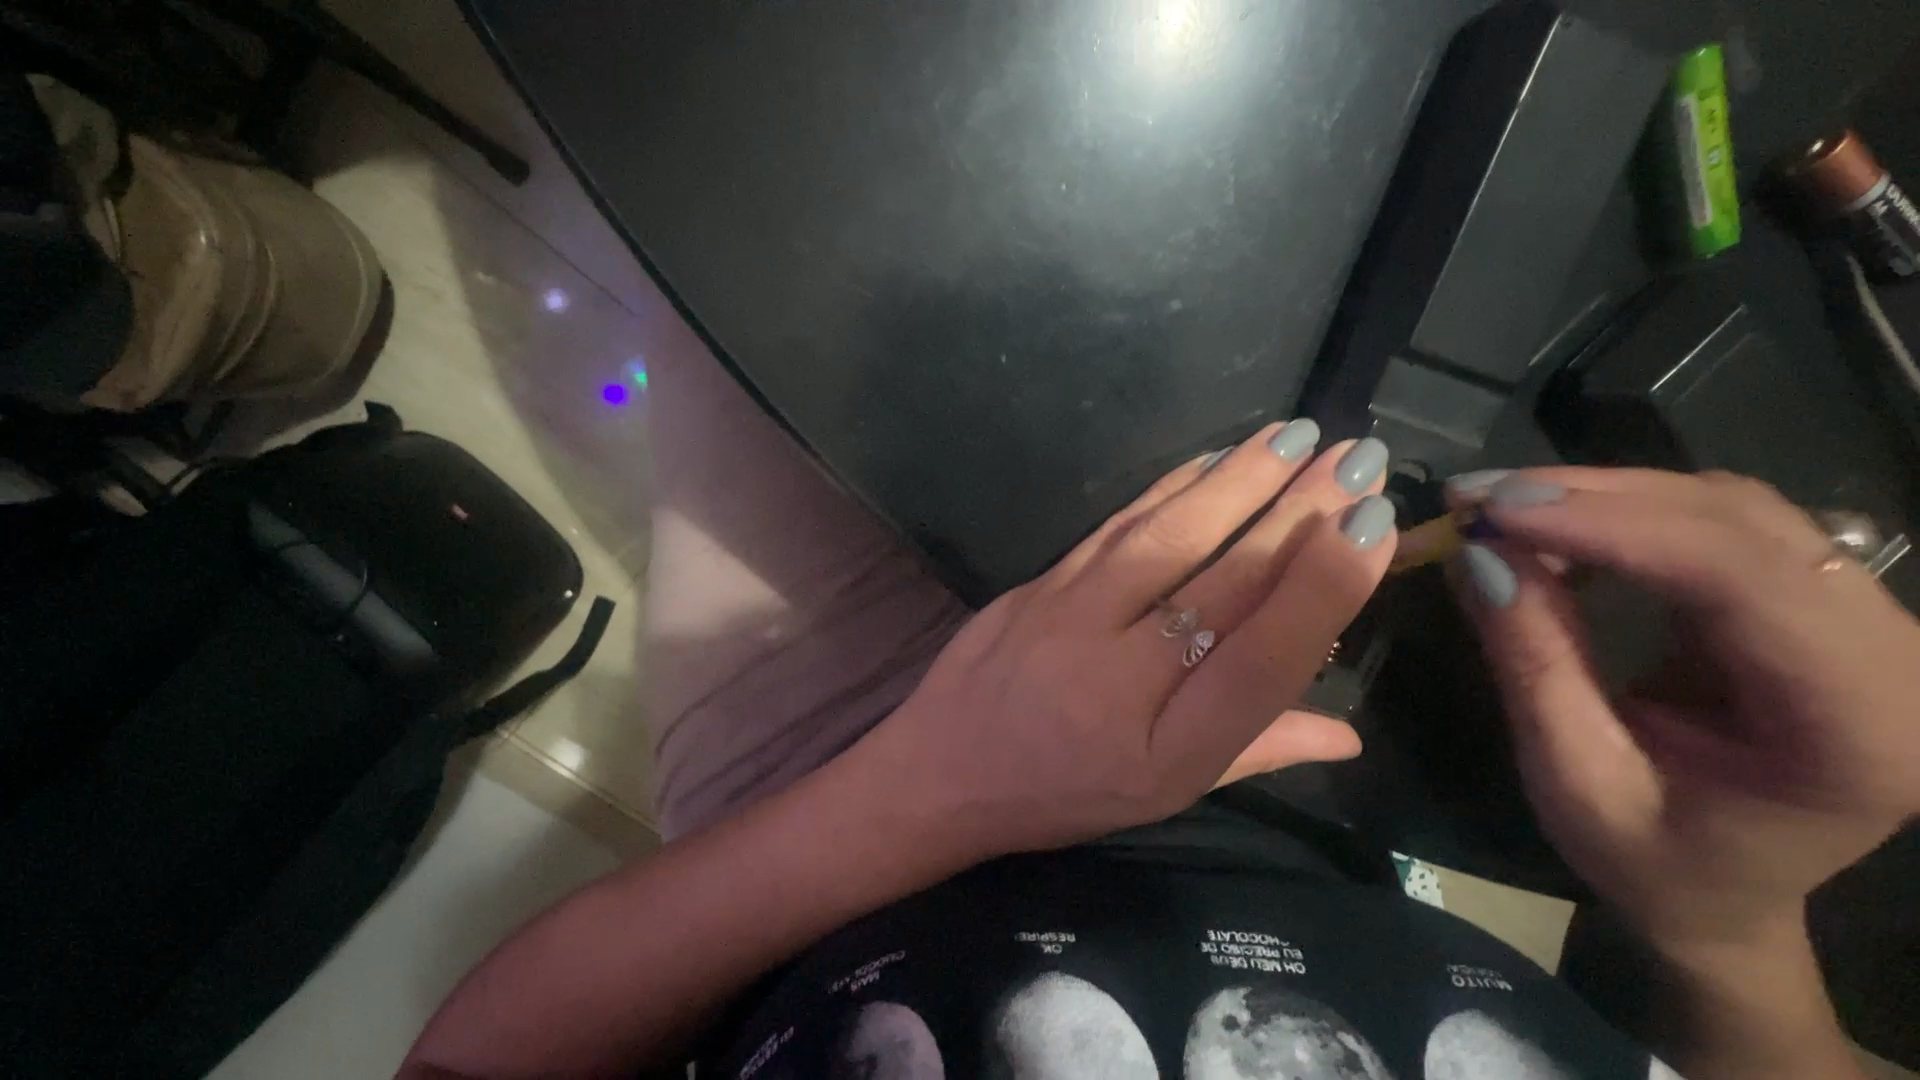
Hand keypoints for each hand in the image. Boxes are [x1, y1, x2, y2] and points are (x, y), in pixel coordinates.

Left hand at [843, 421, 1398, 857]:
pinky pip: (1115, 529)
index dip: (1321, 592)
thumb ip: (1251, 754)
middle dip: (1296, 513)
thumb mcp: (1160, 797)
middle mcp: (1120, 676)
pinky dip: (1168, 489)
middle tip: (1357, 454)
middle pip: (1220, 585)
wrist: (940, 770)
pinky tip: (1210, 459)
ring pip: (1167, 539)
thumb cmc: (1060, 794)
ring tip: (1296, 436)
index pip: (1259, 663)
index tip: (1369, 525)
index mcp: (1165, 749)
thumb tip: (1348, 734)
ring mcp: (1069, 620)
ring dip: (1237, 481)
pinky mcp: (1037, 586)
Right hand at [1450, 468, 1919, 947]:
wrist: (1719, 891)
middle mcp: (1892, 657)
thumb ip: (1534, 662)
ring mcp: (1864, 621)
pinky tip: (1556, 519)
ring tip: (1502, 503)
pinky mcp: (1812, 603)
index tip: (1495, 511)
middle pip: (1742, 526)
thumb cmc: (1650, 859)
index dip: (1614, 529)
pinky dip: (1626, 509)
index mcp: (1857, 725)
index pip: (1742, 580)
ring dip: (1606, 494)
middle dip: (1597, 498)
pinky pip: (1721, 524)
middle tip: (1478, 498)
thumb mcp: (1573, 776)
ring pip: (1732, 509)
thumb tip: (1476, 555)